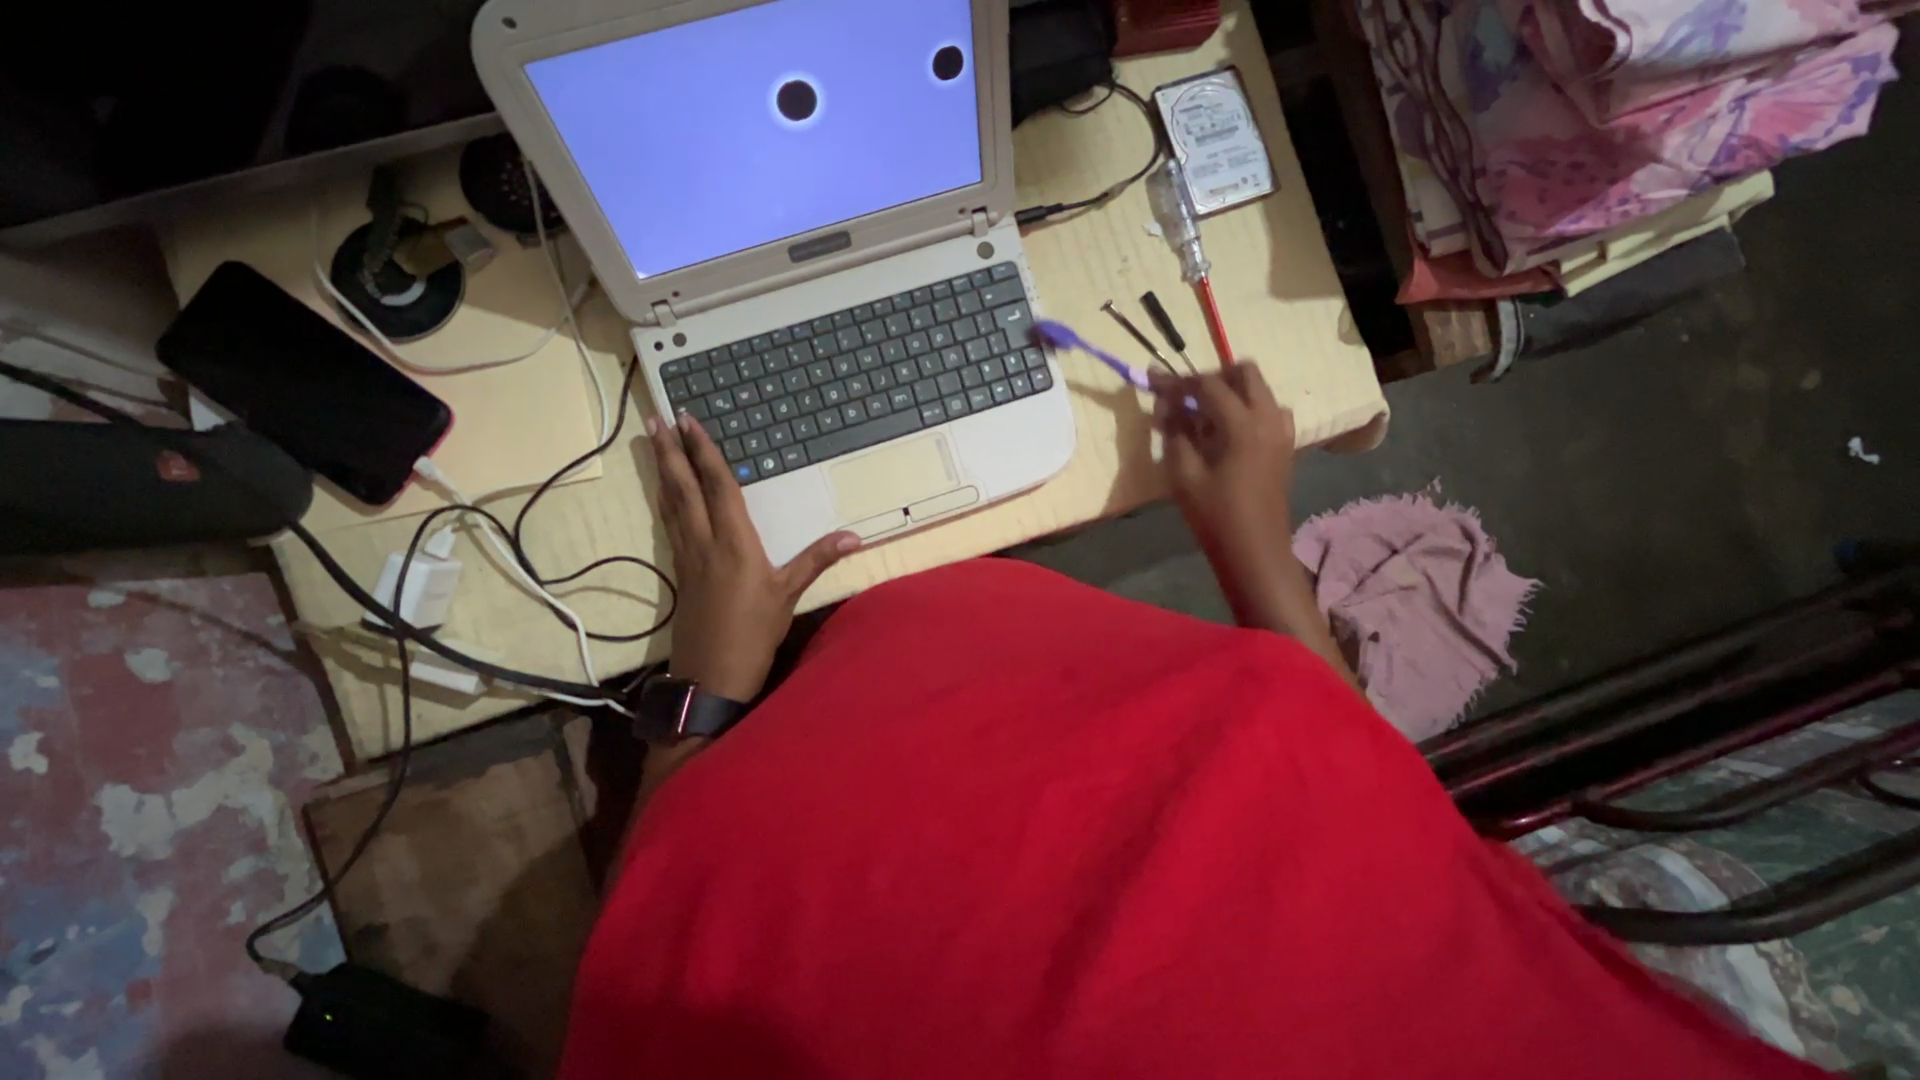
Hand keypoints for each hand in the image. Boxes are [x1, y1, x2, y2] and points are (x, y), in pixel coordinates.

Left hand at [648, 412, 860, 701]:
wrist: (711, 677)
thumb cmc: (754, 635)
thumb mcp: (789, 596)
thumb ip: (817, 560)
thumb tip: (854, 536)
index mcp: (734, 542)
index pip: (718, 487)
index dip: (704, 452)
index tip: (689, 422)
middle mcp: (704, 542)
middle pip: (683, 487)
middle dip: (670, 450)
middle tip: (657, 415)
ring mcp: (687, 557)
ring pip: (671, 503)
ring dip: (662, 469)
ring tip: (652, 441)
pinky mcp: (679, 572)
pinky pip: (669, 524)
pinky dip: (665, 500)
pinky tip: (664, 494)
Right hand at [1150, 365, 1307, 632]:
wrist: (1255, 551)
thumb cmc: (1215, 517)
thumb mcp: (1185, 475)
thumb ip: (1176, 432)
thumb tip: (1167, 405)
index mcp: (1243, 425)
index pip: (1208, 385)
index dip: (1178, 381)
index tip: (1153, 381)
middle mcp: (1269, 419)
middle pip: (1245, 373)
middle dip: (1212, 377)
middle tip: (1185, 396)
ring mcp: (1282, 432)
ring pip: (1259, 390)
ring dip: (1232, 392)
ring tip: (1203, 417)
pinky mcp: (1285, 446)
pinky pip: (1269, 411)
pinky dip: (1247, 410)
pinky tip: (1226, 433)